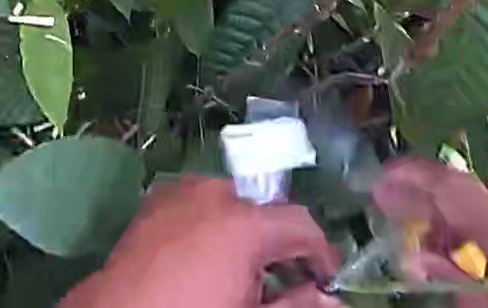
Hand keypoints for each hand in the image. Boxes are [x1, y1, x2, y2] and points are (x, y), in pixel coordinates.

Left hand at [58, 175, 340, 307]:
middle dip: (276, 246)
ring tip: (236, 277)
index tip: (327, 282)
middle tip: (280, 287)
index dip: (321, 252)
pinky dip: (209, 227)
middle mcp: (214, 192)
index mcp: (244, 222)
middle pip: (262, 210)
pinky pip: (196, 205)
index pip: (300, 222)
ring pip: (228, 205)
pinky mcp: (156, 200)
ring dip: (241, 234)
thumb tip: (331, 300)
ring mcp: (181, 191)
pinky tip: (201, 263)